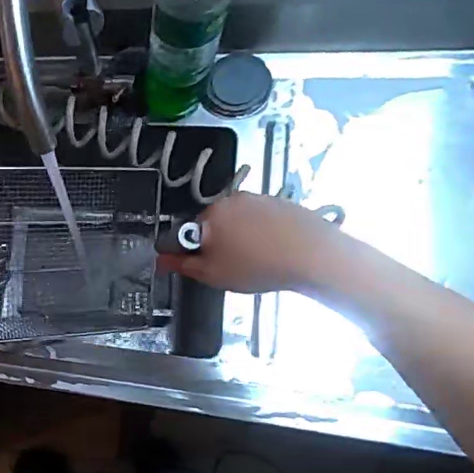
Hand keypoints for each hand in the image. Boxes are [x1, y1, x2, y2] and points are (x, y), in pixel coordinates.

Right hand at [162, 193, 346, 293]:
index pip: (185, 232)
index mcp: (209, 214)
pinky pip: (261, 219)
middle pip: (213, 224)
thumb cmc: (256, 266)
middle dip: (217, 243)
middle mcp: (231, 199)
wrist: (313, 255)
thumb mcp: (212, 274)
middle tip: (231, 267)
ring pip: (238, 221)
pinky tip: (274, 251)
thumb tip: (160, 260)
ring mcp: (258, 198)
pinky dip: (262, 233)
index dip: (191, 252)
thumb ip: (182, 264)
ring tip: (256, 261)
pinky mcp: (281, 202)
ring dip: (240, 238)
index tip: (204, 267)